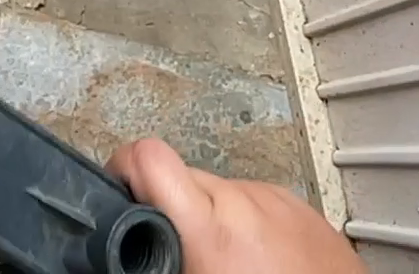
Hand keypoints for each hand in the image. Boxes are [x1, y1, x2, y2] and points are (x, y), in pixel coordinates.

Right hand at [107, 139, 364, 273]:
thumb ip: (161, 262)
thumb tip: (128, 258)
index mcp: (210, 228)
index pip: (149, 156)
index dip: (124, 167)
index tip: (116, 190)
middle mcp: (241, 200)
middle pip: (182, 178)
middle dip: (170, 212)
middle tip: (175, 255)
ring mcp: (274, 198)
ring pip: (220, 193)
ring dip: (212, 223)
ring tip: (225, 269)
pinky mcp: (302, 206)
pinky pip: (255, 204)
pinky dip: (247, 228)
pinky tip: (258, 267)